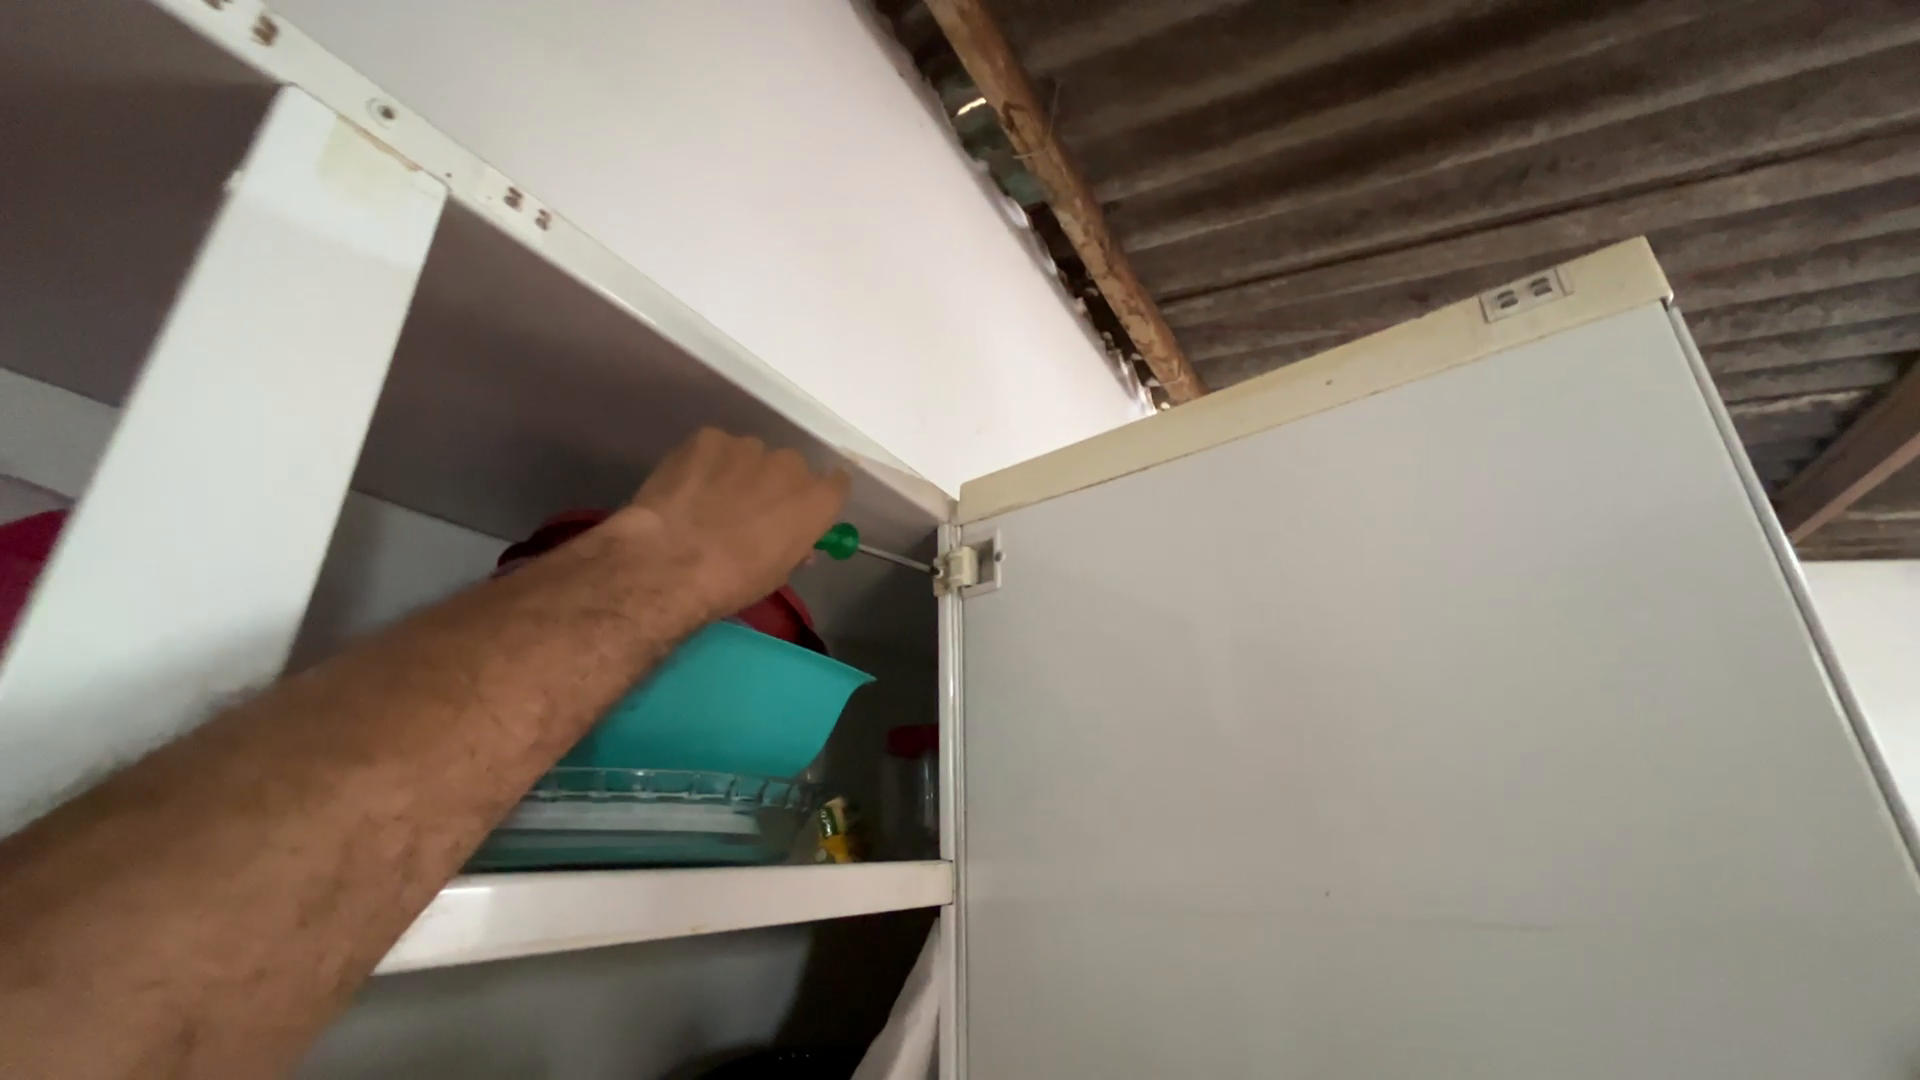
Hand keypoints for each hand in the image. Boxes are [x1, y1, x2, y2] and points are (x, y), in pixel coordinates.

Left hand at [611, 428, 848, 627]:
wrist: (669, 562)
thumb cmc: (733, 580)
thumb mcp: (777, 573)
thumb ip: (793, 546)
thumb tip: (792, 538)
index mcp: (817, 500)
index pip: (836, 484)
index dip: (818, 497)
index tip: (800, 510)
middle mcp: (790, 465)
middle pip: (791, 468)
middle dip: (774, 485)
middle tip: (748, 510)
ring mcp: (748, 447)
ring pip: (751, 456)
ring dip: (738, 473)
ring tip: (710, 500)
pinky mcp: (708, 437)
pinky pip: (715, 449)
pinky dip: (706, 464)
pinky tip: (687, 489)